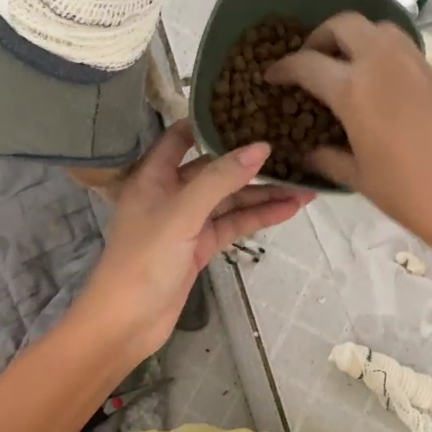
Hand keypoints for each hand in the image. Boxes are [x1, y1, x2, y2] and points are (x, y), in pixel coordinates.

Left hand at [76, 121, 309, 358]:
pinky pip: (232, 226)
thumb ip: (220, 180)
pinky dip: (257, 218)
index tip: (247, 108)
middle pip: (214, 170)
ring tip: (305, 185)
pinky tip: (288, 210)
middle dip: (249, 162)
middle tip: (293, 149)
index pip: (180, 138)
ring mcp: (185, 223)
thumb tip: (261, 147)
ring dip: (263, 193)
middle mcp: (169, 194)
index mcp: (152, 177)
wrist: (126, 323)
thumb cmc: (143, 262)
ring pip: (228, 201)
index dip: (208, 122)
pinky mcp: (198, 248)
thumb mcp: (181, 214)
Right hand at [265, 13, 431, 278]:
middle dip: (320, 37)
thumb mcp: (360, 178)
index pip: (307, 63)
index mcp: (354, 88)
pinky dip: (379, 51)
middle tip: (310, 61)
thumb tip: (308, 152)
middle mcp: (382, 63)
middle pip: (344, 25)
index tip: (270, 76)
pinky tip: (375, 84)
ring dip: (354, 37)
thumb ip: (329, 159)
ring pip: (377, 27)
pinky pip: (400, 46)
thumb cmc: (412, 193)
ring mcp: (414, 63)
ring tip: (342, 67)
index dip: (283, 68)